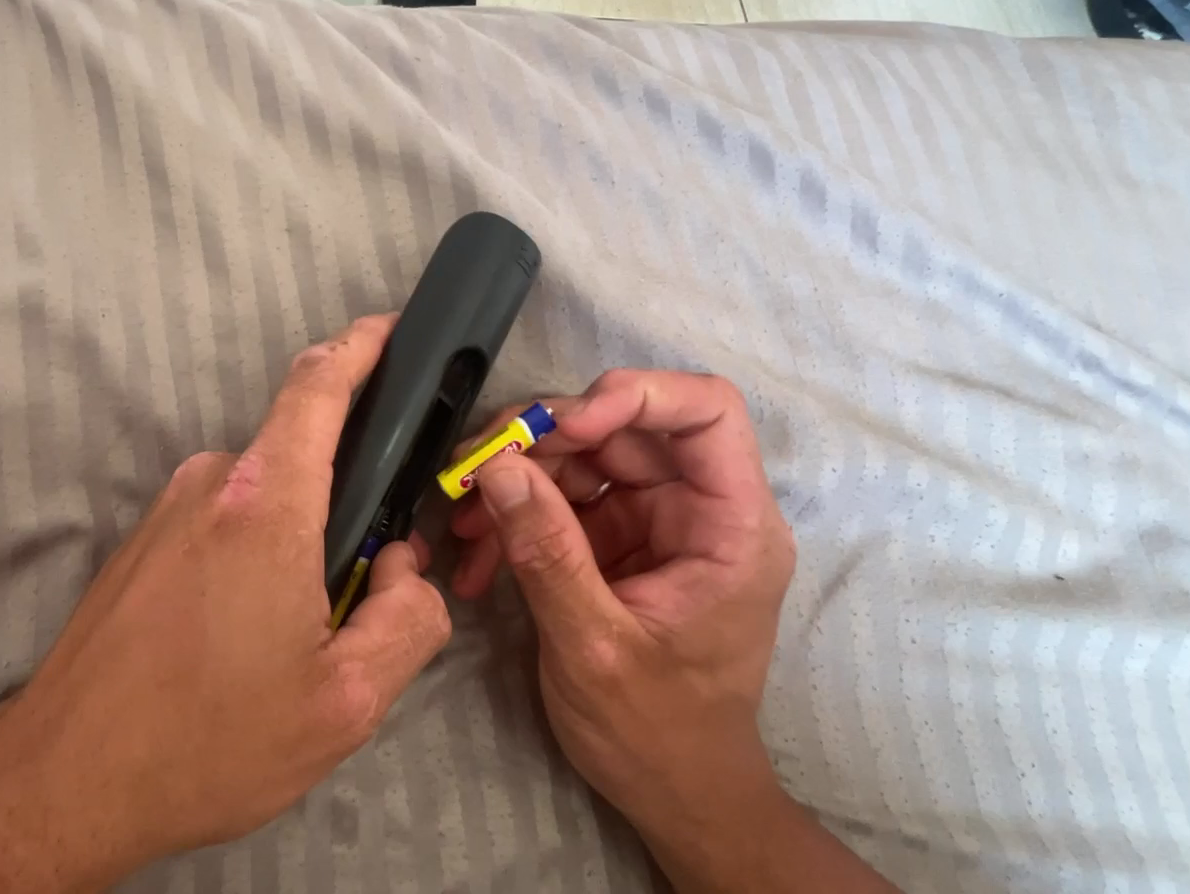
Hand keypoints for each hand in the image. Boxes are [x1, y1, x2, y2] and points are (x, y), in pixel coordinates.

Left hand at [0, 315, 451, 892]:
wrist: (65, 777)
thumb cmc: (209, 738)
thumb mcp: (345, 701)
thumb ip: (407, 620)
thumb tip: (403, 567)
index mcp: (266, 502)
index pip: (318, 385)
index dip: (361, 345)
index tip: (394, 330)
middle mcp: (211, 483)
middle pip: (302, 455)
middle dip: (347, 501)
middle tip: (360, 589)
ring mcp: (168, 508)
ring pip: (266, 499)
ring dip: (299, 543)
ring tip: (294, 634)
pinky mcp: (142, 540)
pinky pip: (223, 523)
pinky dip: (255, 557)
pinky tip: (243, 637)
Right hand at [449, 371, 795, 846]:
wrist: (671, 793)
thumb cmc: (656, 733)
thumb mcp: (594, 645)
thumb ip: (547, 552)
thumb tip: (497, 467)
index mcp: (729, 525)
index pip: (704, 412)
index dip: (632, 397)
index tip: (558, 427)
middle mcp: (693, 508)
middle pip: (618, 429)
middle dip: (537, 444)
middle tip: (469, 473)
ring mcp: (649, 521)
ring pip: (576, 460)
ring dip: (511, 482)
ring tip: (460, 525)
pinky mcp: (612, 540)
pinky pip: (556, 500)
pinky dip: (510, 518)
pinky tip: (475, 558)